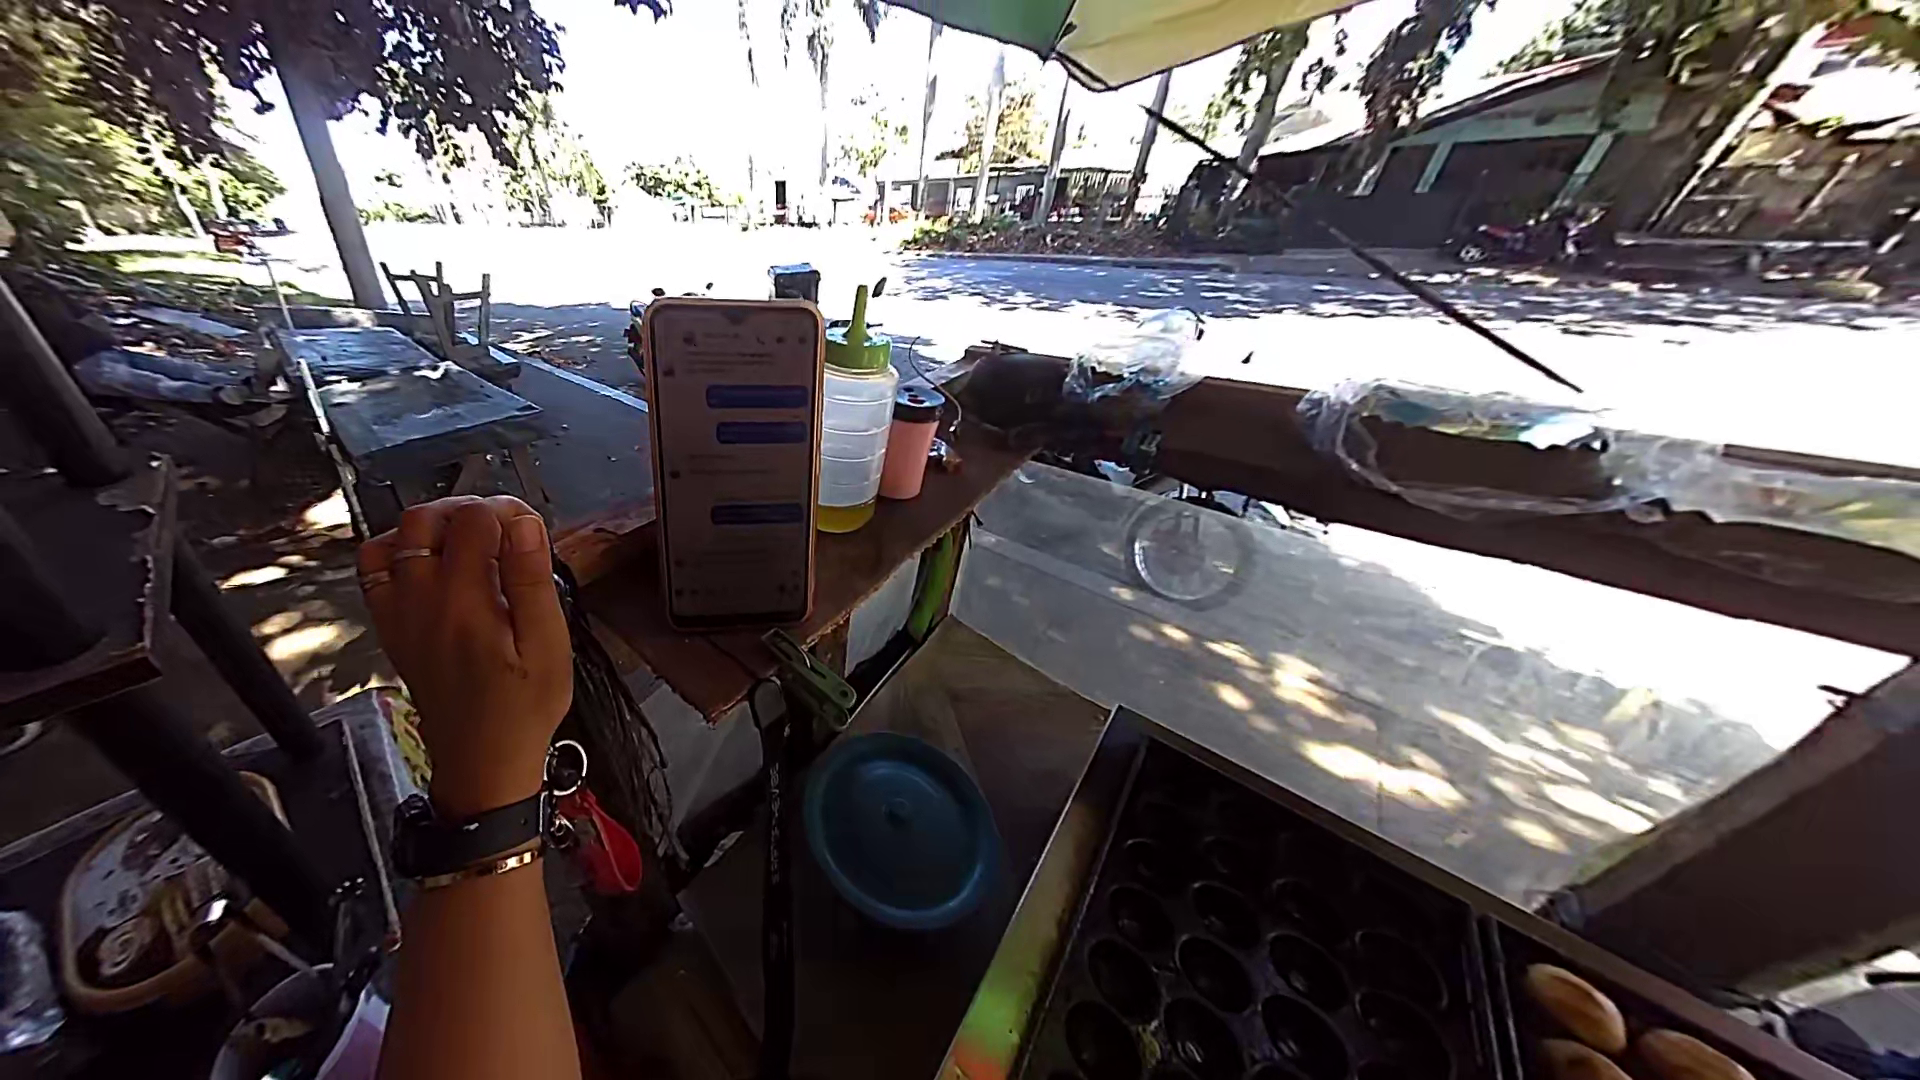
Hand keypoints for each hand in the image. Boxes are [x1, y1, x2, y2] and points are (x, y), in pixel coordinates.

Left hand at [358, 496, 572, 817]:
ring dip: (433, 525)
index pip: (472, 522)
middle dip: (470, 508)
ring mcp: (397, 615)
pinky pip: (376, 572)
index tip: (534, 527)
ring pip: (393, 540)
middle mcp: (419, 602)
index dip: (506, 511)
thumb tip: (525, 526)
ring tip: (476, 540)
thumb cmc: (527, 703)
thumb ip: (533, 581)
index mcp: (463, 603)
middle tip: (510, 528)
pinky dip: (403, 550)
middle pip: (424, 521)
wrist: (483, 756)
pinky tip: (438, 563)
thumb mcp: (549, 644)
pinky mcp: (392, 628)